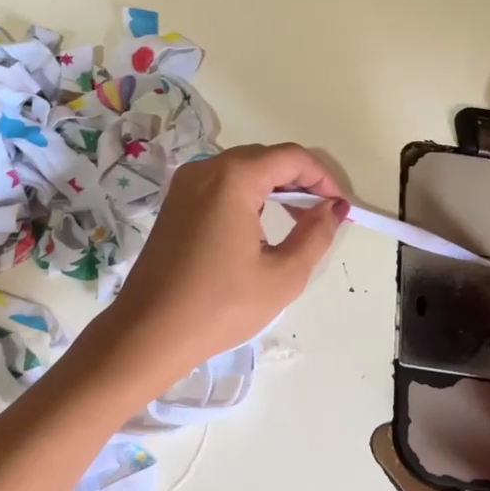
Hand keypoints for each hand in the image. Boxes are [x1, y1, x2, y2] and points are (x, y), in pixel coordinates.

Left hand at [78, 143, 346, 396]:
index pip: (291, 157)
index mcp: (233, 178)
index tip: (341, 207)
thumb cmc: (219, 307)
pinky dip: (248, 195)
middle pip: (266, 158)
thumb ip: (315, 234)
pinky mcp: (174, 203)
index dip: (324, 176)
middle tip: (324, 216)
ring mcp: (184, 184)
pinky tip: (261, 227)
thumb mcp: (282, 276)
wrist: (148, 333)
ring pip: (243, 169)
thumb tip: (334, 208)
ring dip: (275, 187)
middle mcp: (205, 169)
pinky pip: (221, 184)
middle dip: (301, 180)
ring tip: (298, 223)